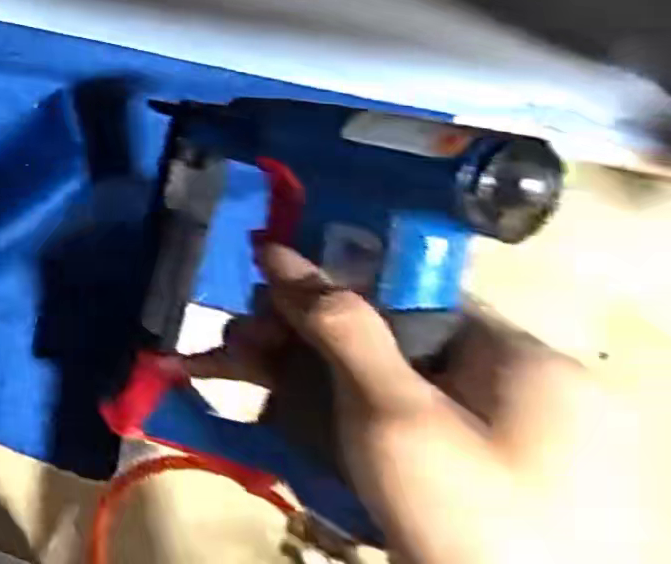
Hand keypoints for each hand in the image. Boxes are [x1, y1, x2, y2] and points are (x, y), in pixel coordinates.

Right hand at [187, 242, 642, 563]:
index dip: (329, 286)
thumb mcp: (392, 412)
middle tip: (237, 345)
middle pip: (384, 332)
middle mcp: (525, 389)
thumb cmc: (468, 513)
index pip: (408, 290)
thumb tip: (275, 247)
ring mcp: (505, 436)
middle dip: (299, 332)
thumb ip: (337, 322)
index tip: (263, 301)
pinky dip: (332, 406)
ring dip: (301, 368)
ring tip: (232, 372)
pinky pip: (392, 414)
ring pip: (378, 374)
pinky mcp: (479, 471)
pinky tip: (274, 408)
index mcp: (528, 363)